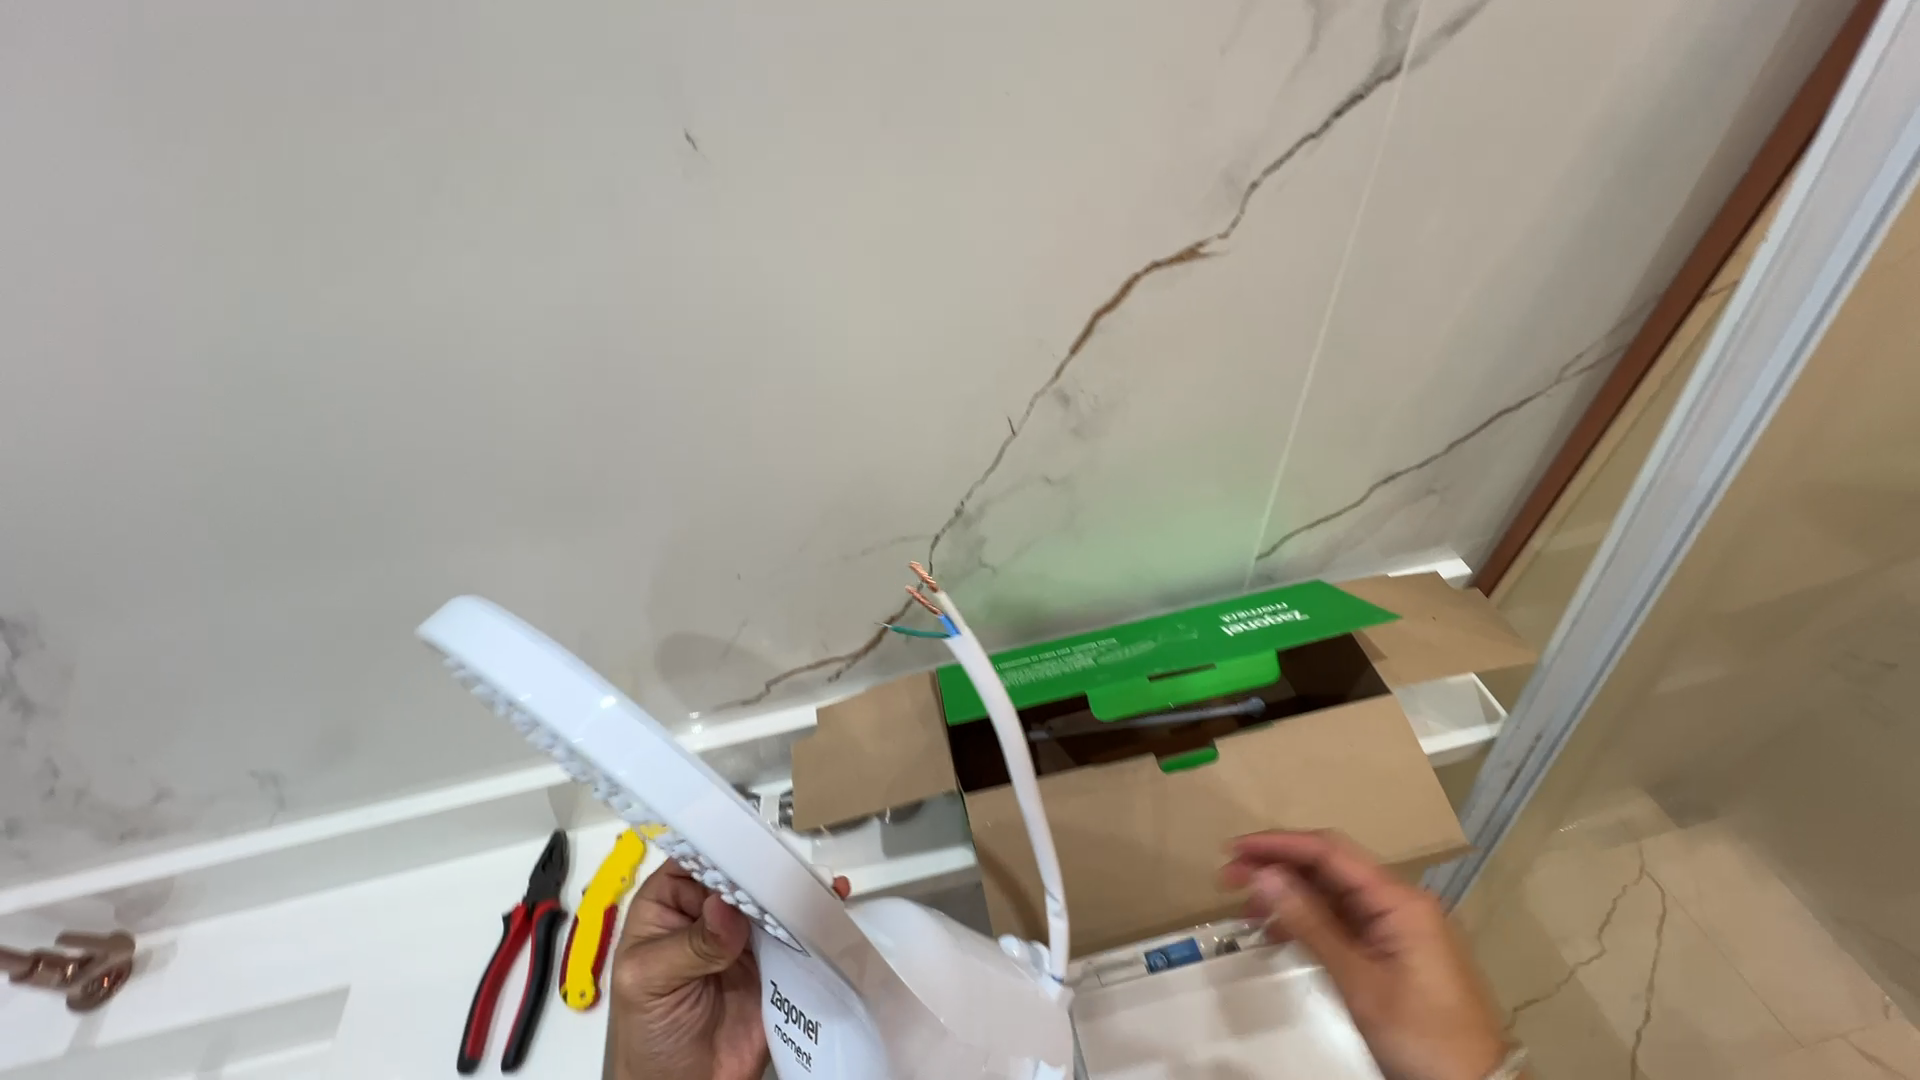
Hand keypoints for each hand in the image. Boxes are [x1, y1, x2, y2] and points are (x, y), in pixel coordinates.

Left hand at [606, 860, 848, 1079]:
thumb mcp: (649, 983)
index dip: (724, 846)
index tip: (753, 839)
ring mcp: (746, 934)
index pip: (699, 858)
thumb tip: (725, 906)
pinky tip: (832, 902)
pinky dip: (815, 915)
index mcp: (670, 902)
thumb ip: (687, 945)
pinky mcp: (776, 958)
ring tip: (819, 880)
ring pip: (774, 896)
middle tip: (793, 862)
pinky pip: (797, 929)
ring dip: (796, 886)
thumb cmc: (647, 1036)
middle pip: (743, 873)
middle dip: (768, 865)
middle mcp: (710, 910)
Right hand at [1223, 831, 1514, 1079]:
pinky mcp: (1392, 950)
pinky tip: (1277, 930)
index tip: (1234, 849)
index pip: (1328, 851)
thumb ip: (1311, 923)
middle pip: (1328, 867)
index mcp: (1399, 900)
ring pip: (1332, 893)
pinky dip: (1307, 920)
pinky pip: (1342, 920)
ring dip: (1288, 894)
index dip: (1278, 844)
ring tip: (1246, 906)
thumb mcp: (1361, 982)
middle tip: (1229, 878)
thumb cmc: (1424, 1037)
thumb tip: (1263, 875)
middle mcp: (1398, 902)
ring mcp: (1397, 926)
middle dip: (1277, 866)